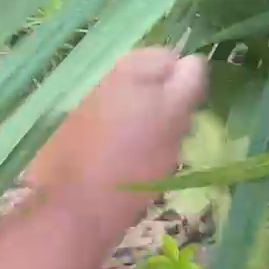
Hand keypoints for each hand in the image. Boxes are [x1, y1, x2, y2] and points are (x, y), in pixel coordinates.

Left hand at [26, 47, 207, 222]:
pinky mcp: (76, 131)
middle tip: (170, 138)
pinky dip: (122, 141)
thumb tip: (194, 60)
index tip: (187, 117)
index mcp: (133, 64)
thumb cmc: (133, 159)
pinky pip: (113, 127)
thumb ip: (189, 81)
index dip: (186, 87)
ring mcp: (89, 102)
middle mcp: (109, 75)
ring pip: (134, 105)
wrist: (73, 208)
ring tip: (147, 157)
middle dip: (165, 106)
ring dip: (145, 124)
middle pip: (153, 83)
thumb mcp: (174, 116)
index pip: (174, 60)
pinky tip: (122, 165)